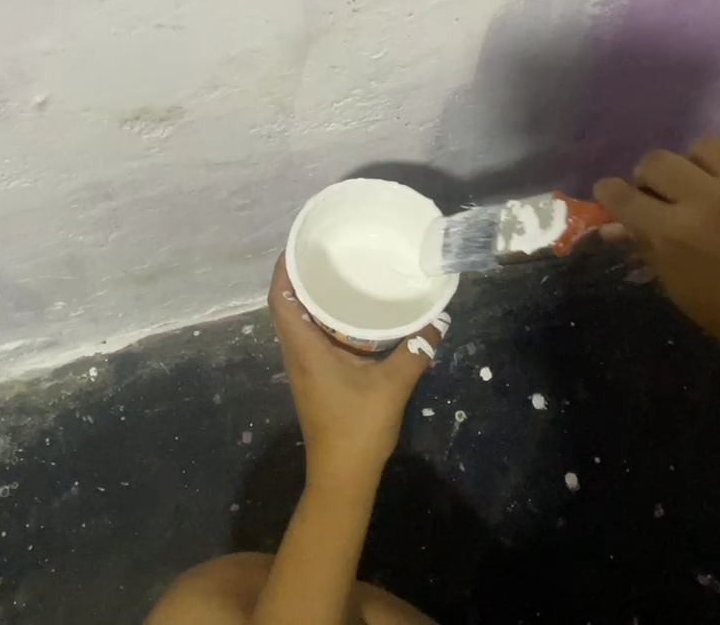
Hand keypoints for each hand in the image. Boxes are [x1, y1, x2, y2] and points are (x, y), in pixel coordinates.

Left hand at [267, 256, 442, 485]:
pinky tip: (349, 310)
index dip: (283, 269)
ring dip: (310, 295)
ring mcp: (305, 365)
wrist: (343, 476)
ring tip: (336, 269)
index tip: (299, 243)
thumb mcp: (392, 385)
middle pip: (286, 304)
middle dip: (299, 275)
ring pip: (298, 320)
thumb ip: (416, 349)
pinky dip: (322, 316)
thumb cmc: (358, 428)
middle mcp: (298, 352)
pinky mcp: (315, 375)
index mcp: (305, 348)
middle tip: (324, 248)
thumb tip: (439, 317)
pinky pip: (311, 334)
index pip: (280, 299)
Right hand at [593, 117, 719, 401]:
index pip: (622, 196)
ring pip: (707, 143)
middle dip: (652, 176)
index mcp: (675, 236)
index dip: (612, 193)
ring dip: (704, 164)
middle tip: (668, 193)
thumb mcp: (690, 297)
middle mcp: (709, 200)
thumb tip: (619, 226)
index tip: (615, 195)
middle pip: (657, 160)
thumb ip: (652, 253)